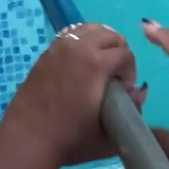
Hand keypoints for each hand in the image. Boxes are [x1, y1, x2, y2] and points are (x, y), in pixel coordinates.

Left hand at [0, 23, 143, 167]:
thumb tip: (139, 93)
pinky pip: (71, 35)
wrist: (28, 139)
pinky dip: (82, 41)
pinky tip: (81, 62)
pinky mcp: (47, 52)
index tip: (124, 90)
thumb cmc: (70, 139)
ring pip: (90, 29)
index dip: (130, 72)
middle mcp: (79, 47)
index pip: (126, 55)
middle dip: (119, 54)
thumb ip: (132, 111)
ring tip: (99, 64)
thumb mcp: (108, 133)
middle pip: (111, 35)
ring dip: (101, 42)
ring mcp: (60, 47)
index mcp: (97, 64)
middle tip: (115, 77)